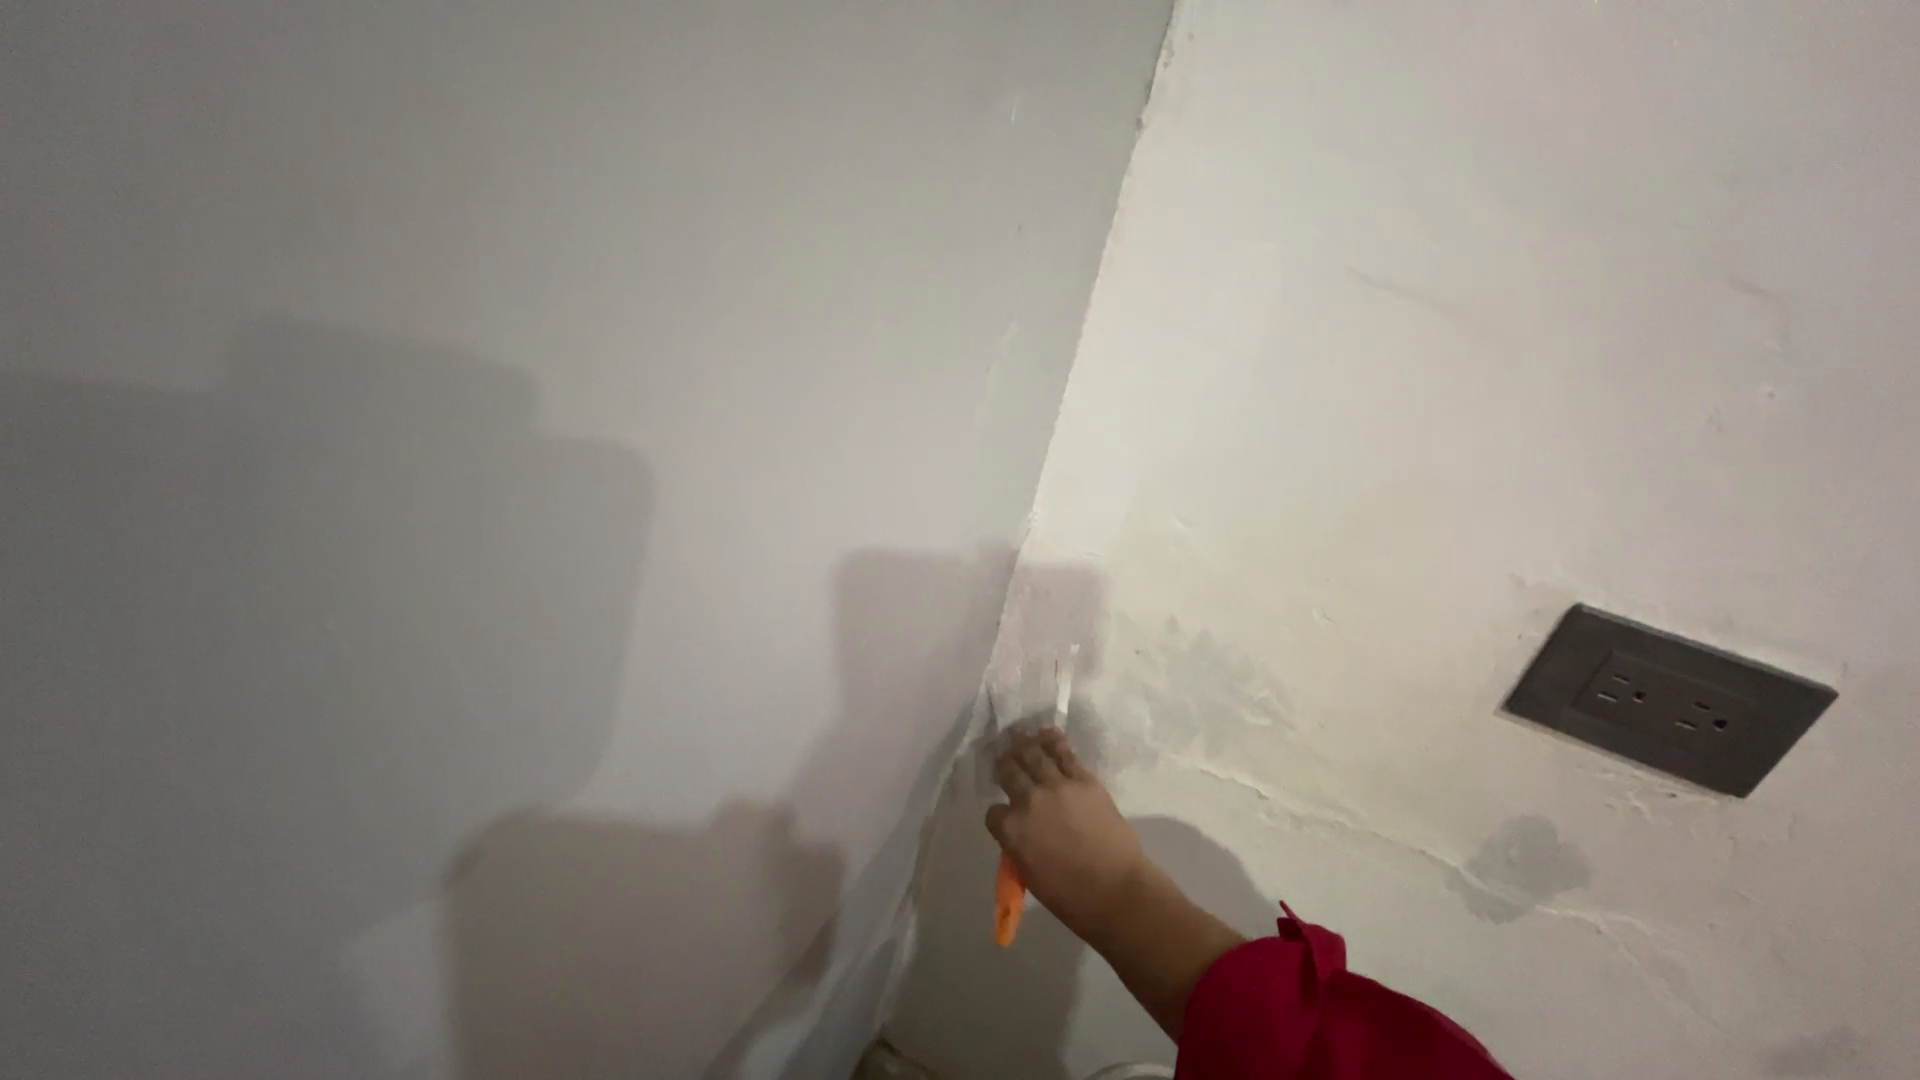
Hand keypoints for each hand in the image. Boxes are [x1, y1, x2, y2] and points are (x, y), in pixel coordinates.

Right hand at [985, 727, 1150, 941]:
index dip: (998, 814)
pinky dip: (1052, 740)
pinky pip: (1064, 753)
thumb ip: (1019, 846)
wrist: (1116, 890)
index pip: (993, 812)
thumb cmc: (1070, 897)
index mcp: (1011, 831)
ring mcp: (1057, 786)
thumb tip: (1021, 833)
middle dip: (1004, 764)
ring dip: (1022, 743)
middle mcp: (1028, 801)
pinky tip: (1046, 733)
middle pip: (1009, 772)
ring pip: (1033, 754)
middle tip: (1003, 757)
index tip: (1004, 815)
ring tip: (1017, 734)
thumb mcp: (1030, 875)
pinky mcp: (1084, 780)